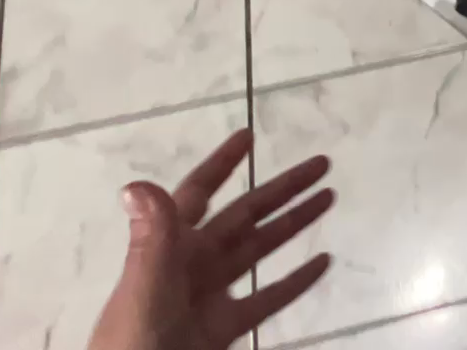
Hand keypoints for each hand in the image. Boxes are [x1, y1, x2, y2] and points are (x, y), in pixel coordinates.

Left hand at [87, 129, 335, 349]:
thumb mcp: (142, 296)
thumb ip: (150, 243)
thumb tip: (137, 183)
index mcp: (169, 254)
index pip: (196, 198)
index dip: (220, 166)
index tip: (248, 136)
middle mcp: (190, 269)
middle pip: (244, 217)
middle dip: (281, 188)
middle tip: (322, 163)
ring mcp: (208, 301)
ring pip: (259, 251)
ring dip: (294, 223)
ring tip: (329, 198)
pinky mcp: (223, 333)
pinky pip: (267, 299)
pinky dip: (296, 280)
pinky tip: (323, 263)